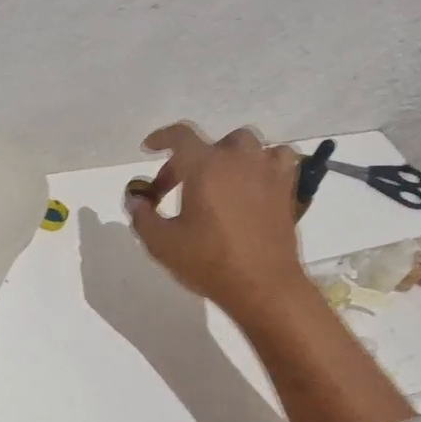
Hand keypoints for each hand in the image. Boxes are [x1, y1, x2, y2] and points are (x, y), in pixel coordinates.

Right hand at [127, 123, 313, 318]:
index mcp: (205, 167)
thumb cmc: (208, 262)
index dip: (161, 138)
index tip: (148, 148)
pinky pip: (276, 158)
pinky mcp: (286, 186)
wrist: (261, 284)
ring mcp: (267, 170)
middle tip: (177, 188)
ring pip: (245, 145)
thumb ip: (143, 216)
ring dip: (226, 157)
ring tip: (216, 180)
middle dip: (189, 161)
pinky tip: (253, 180)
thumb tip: (134, 198)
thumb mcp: (162, 244)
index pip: (180, 137)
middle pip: (210, 144)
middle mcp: (238, 158)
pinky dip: (261, 163)